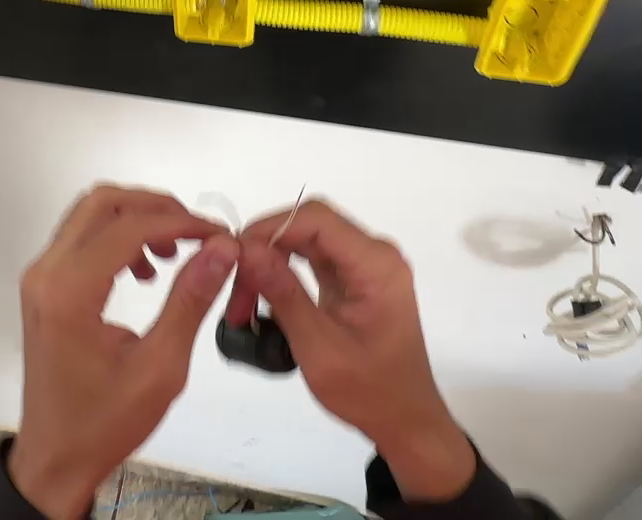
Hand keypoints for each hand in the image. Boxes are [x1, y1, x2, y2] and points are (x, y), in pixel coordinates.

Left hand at [10, 186, 239, 519]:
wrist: (55, 458)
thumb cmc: (106, 422)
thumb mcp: (160, 368)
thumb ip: (190, 300)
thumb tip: (222, 248)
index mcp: (70, 292)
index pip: (129, 227)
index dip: (180, 222)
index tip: (218, 234)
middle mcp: (46, 271)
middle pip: (103, 202)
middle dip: (156, 207)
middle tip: (195, 233)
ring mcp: (40, 274)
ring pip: (91, 213)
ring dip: (136, 218)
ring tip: (173, 253)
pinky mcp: (44, 283)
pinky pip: (82, 236)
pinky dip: (118, 235)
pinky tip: (146, 270)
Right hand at [227, 200, 476, 501]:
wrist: (405, 422)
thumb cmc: (368, 391)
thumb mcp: (319, 349)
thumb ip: (284, 294)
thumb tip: (247, 249)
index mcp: (376, 264)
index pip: (317, 219)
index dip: (272, 227)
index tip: (237, 254)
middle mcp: (374, 253)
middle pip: (310, 224)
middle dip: (267, 246)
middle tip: (237, 283)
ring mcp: (365, 263)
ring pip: (306, 237)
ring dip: (271, 258)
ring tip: (244, 292)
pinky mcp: (354, 275)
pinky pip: (312, 255)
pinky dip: (284, 268)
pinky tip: (263, 291)